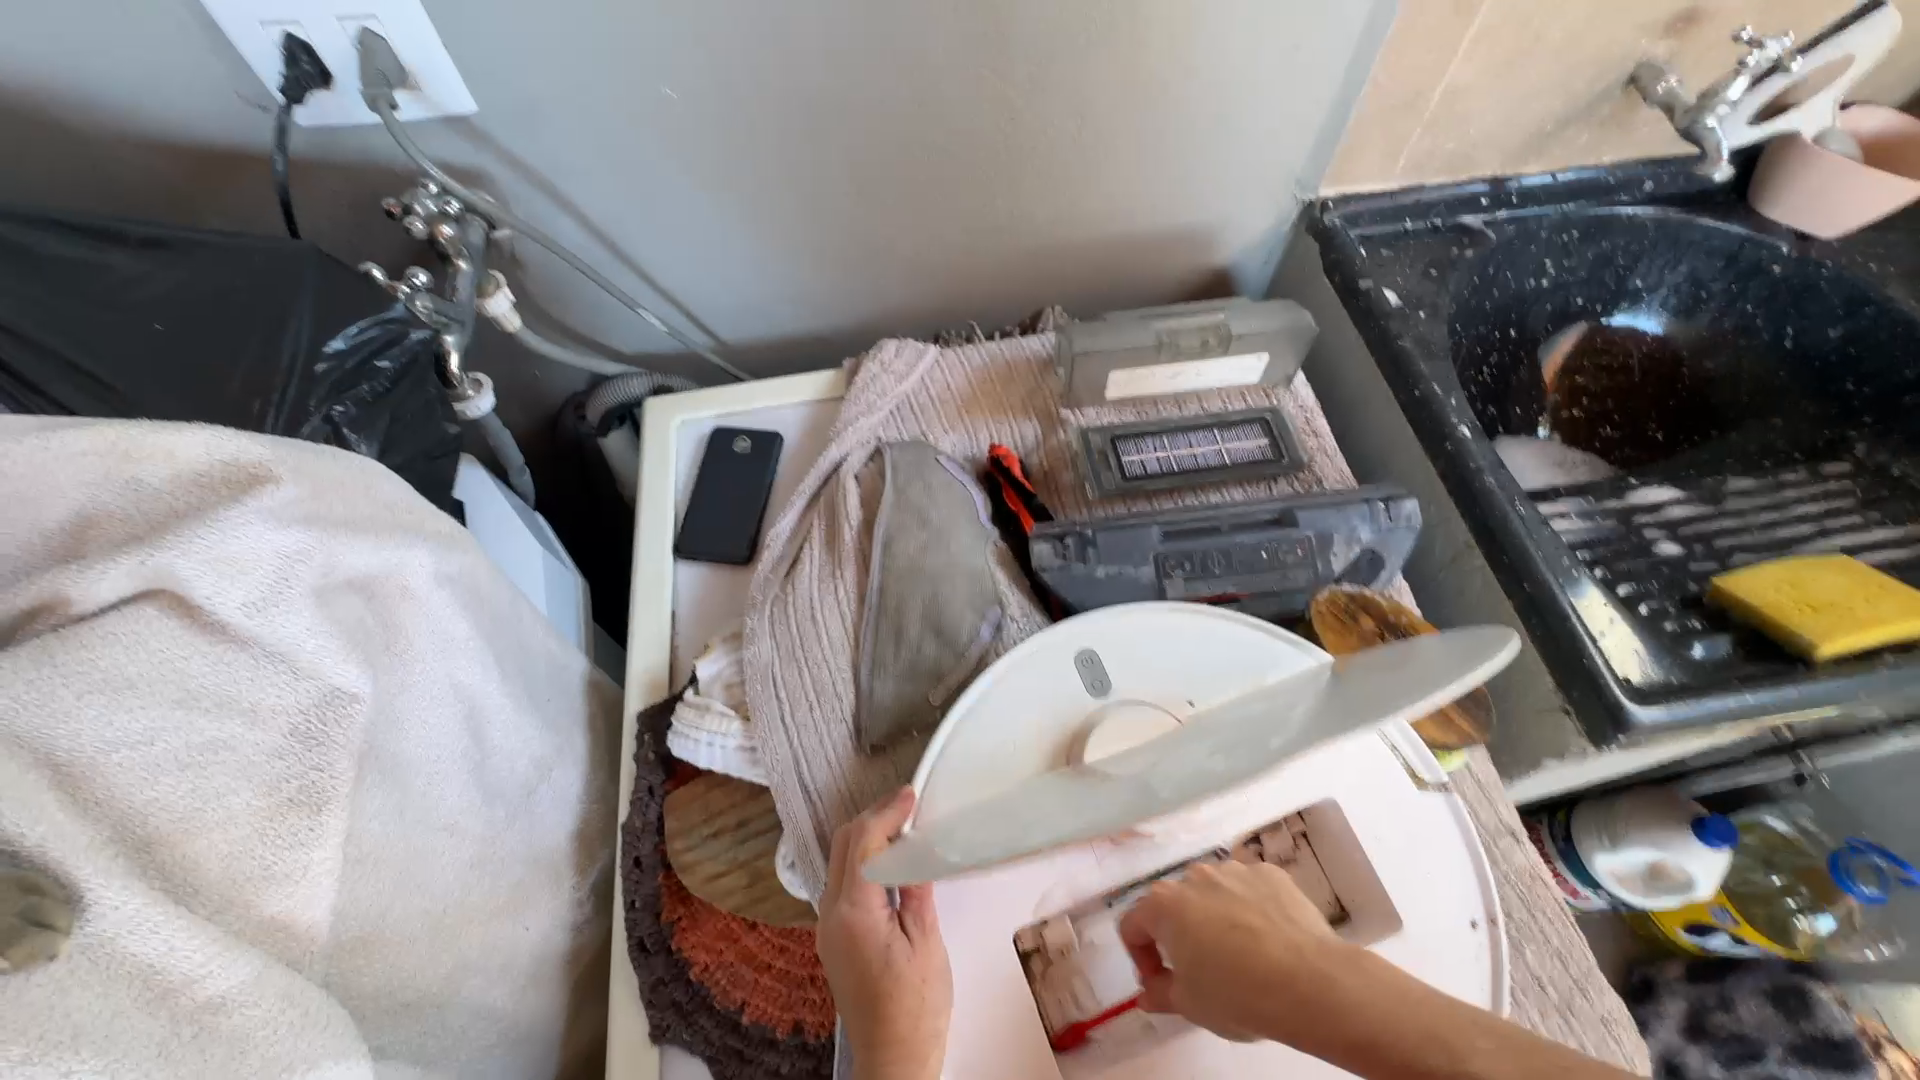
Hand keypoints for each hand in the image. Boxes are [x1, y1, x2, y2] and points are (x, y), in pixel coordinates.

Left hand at [817, 788, 951, 1079]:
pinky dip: (864, 861)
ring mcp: (828, 927)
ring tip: (903, 826)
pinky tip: (891, 861)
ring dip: (867, 836)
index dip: (887, 811)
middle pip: (844, 845)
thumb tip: (914, 849)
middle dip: (873, 817)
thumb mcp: (926, 942)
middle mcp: (831, 915)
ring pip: (840, 861)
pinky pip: (844, 883)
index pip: (863, 841)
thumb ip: (916, 889)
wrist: (893, 1058)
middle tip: (907, 805)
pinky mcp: (835, 938)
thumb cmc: (915, 1008)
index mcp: (853, 913)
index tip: (910, 794)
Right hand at [1117, 859, 1348, 1044]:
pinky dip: (1250, 909)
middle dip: (1180, 936)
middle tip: (1200, 971)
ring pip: (1213, 894)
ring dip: (1215, 919)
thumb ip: (1159, 994)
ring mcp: (1235, 870)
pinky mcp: (1271, 874)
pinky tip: (1268, 940)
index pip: (1133, 925)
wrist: (1312, 983)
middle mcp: (1194, 877)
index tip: (1162, 983)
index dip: (1141, 958)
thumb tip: (1147, 994)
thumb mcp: (1190, 1005)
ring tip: (1241, 955)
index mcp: (1164, 904)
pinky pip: (1249, 890)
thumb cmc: (1238, 994)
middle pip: (1174, 905)